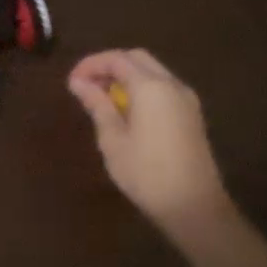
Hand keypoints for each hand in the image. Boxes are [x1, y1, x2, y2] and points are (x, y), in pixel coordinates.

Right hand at [69, 49, 232, 233]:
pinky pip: (163, 87)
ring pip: (152, 71)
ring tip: (103, 98)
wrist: (194, 207)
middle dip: (109, 65)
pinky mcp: (192, 115)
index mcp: (151, 87)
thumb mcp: (113, 139)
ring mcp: (186, 99)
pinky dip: (142, 87)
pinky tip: (127, 110)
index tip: (72, 82)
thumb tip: (78, 82)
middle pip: (137, 58)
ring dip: (126, 76)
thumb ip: (97, 105)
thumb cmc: (146, 173)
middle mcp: (172, 85)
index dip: (91, 64)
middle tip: (87, 85)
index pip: (116, 59)